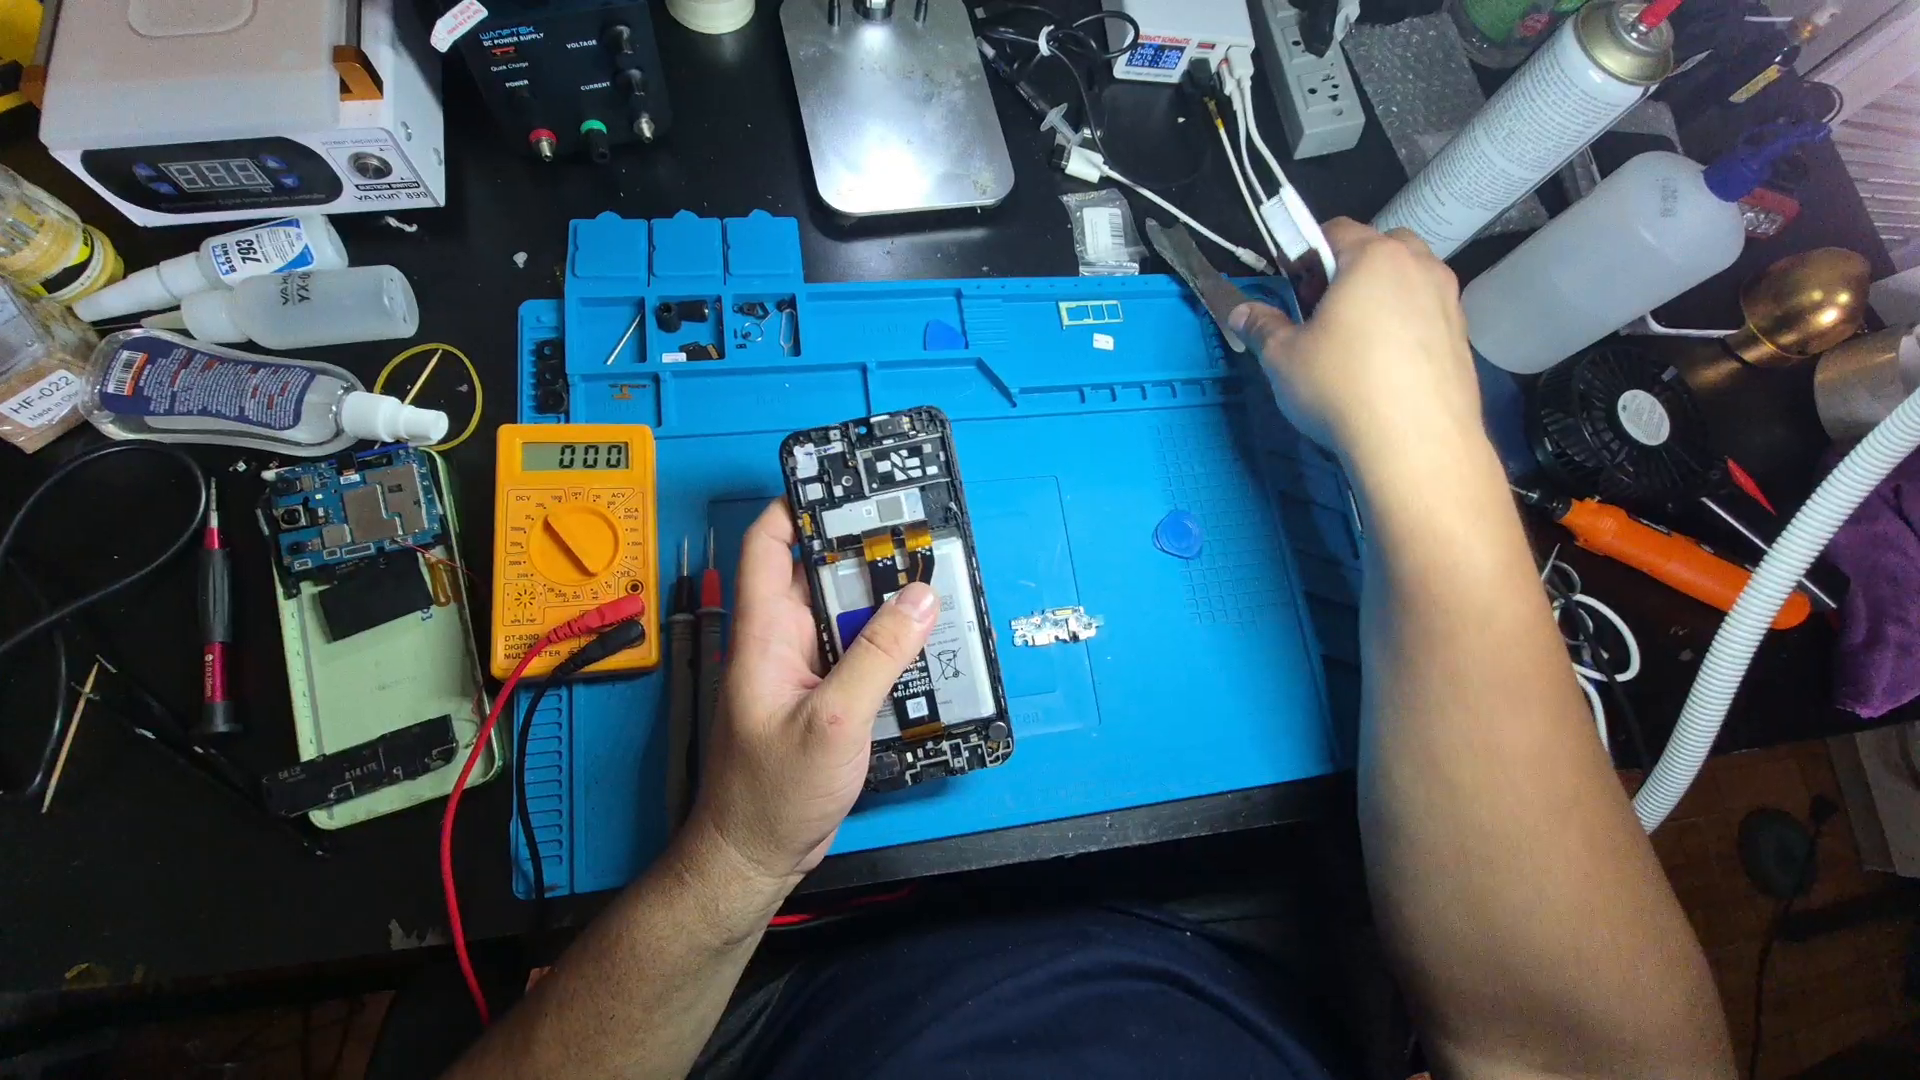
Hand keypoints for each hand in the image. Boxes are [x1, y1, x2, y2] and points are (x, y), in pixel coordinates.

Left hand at [684, 500, 937, 892]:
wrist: (757, 854)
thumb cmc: (771, 794)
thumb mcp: (833, 720)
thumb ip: (878, 655)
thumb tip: (918, 598)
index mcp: (763, 632)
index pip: (768, 544)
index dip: (798, 505)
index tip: (844, 486)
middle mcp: (780, 640)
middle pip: (818, 572)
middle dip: (861, 550)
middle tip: (912, 534)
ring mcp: (802, 667)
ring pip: (843, 611)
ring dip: (881, 598)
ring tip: (927, 581)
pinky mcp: (823, 692)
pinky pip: (856, 648)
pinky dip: (886, 639)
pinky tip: (919, 639)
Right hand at [1229, 219, 1480, 470]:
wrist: (1414, 442)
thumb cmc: (1340, 386)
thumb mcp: (1282, 357)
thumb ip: (1261, 326)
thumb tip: (1240, 312)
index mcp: (1372, 258)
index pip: (1335, 230)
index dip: (1306, 255)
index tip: (1293, 292)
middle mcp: (1418, 266)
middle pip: (1380, 248)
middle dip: (1349, 271)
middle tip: (1322, 314)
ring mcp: (1447, 300)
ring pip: (1407, 281)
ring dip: (1379, 298)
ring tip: (1354, 344)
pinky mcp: (1462, 335)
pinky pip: (1425, 314)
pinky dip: (1403, 327)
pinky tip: (1382, 369)